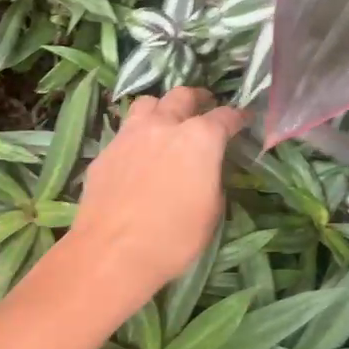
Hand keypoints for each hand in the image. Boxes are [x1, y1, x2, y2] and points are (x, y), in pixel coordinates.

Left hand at [65, 87, 242, 293]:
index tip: (242, 120)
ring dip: (162, 108)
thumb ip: (212, 178)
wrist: (111, 252)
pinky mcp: (105, 151)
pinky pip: (125, 131)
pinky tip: (139, 153)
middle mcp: (163, 125)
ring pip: (147, 104)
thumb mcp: (211, 212)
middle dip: (197, 100)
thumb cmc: (172, 238)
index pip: (225, 117)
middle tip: (204, 108)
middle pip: (182, 96)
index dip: (236, 118)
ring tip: (166, 122)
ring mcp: (129, 134)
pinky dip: (137, 135)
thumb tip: (206, 168)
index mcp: (199, 138)